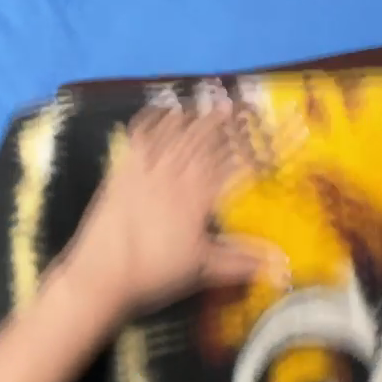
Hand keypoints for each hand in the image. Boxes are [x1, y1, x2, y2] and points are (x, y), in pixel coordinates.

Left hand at [52, 105, 276, 317]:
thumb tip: (281, 266)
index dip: (249, 153)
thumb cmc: (155, 275)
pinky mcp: (120, 172)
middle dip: (220, 123)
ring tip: (202, 104)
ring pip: (172, 134)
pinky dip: (151, 120)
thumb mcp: (202, 270)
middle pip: (202, 141)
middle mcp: (173, 177)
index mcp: (197, 199)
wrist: (100, 277)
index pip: (230, 167)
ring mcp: (144, 171)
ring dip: (190, 117)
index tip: (263, 141)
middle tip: (234, 106)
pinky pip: (139, 137)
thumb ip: (240, 262)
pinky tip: (159, 110)